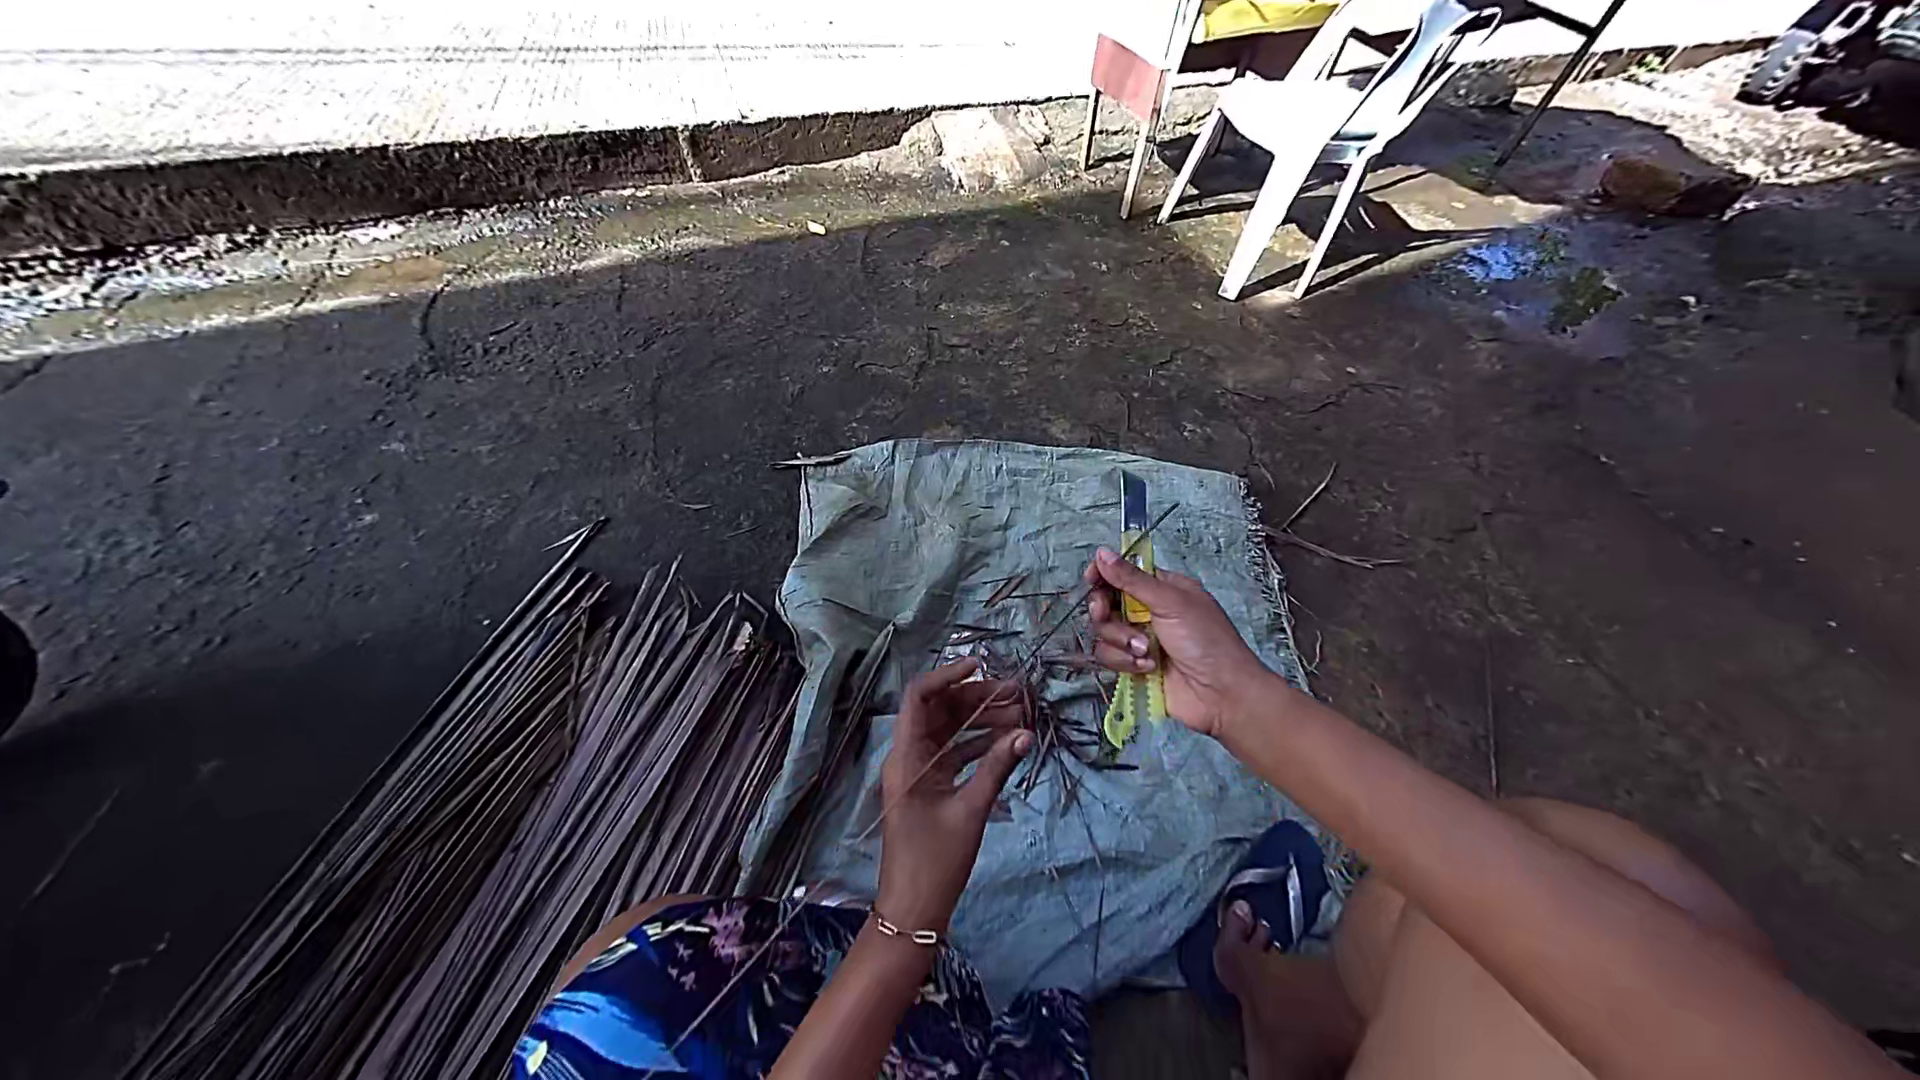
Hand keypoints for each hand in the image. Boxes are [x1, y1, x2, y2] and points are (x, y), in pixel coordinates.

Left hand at [876, 659, 1031, 931]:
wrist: (913, 909)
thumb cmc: (935, 861)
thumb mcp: (970, 811)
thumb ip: (997, 768)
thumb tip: (1025, 734)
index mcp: (906, 756)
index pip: (919, 697)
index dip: (947, 676)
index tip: (980, 667)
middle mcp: (908, 756)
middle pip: (940, 711)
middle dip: (977, 699)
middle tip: (1017, 695)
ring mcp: (919, 771)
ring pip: (950, 731)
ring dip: (981, 721)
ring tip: (1020, 715)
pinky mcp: (930, 786)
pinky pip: (954, 753)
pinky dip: (978, 744)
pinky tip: (1007, 741)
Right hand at [1083, 548, 1279, 737]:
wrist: (1221, 694)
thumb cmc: (1205, 641)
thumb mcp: (1171, 602)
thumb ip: (1132, 579)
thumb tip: (1102, 552)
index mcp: (1162, 588)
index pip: (1122, 573)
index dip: (1103, 575)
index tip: (1091, 580)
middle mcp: (1148, 611)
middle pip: (1105, 602)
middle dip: (1104, 611)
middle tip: (1105, 615)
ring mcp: (1139, 639)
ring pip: (1104, 631)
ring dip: (1121, 641)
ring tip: (1146, 651)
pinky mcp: (1133, 664)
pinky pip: (1109, 656)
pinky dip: (1125, 662)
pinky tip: (1147, 668)